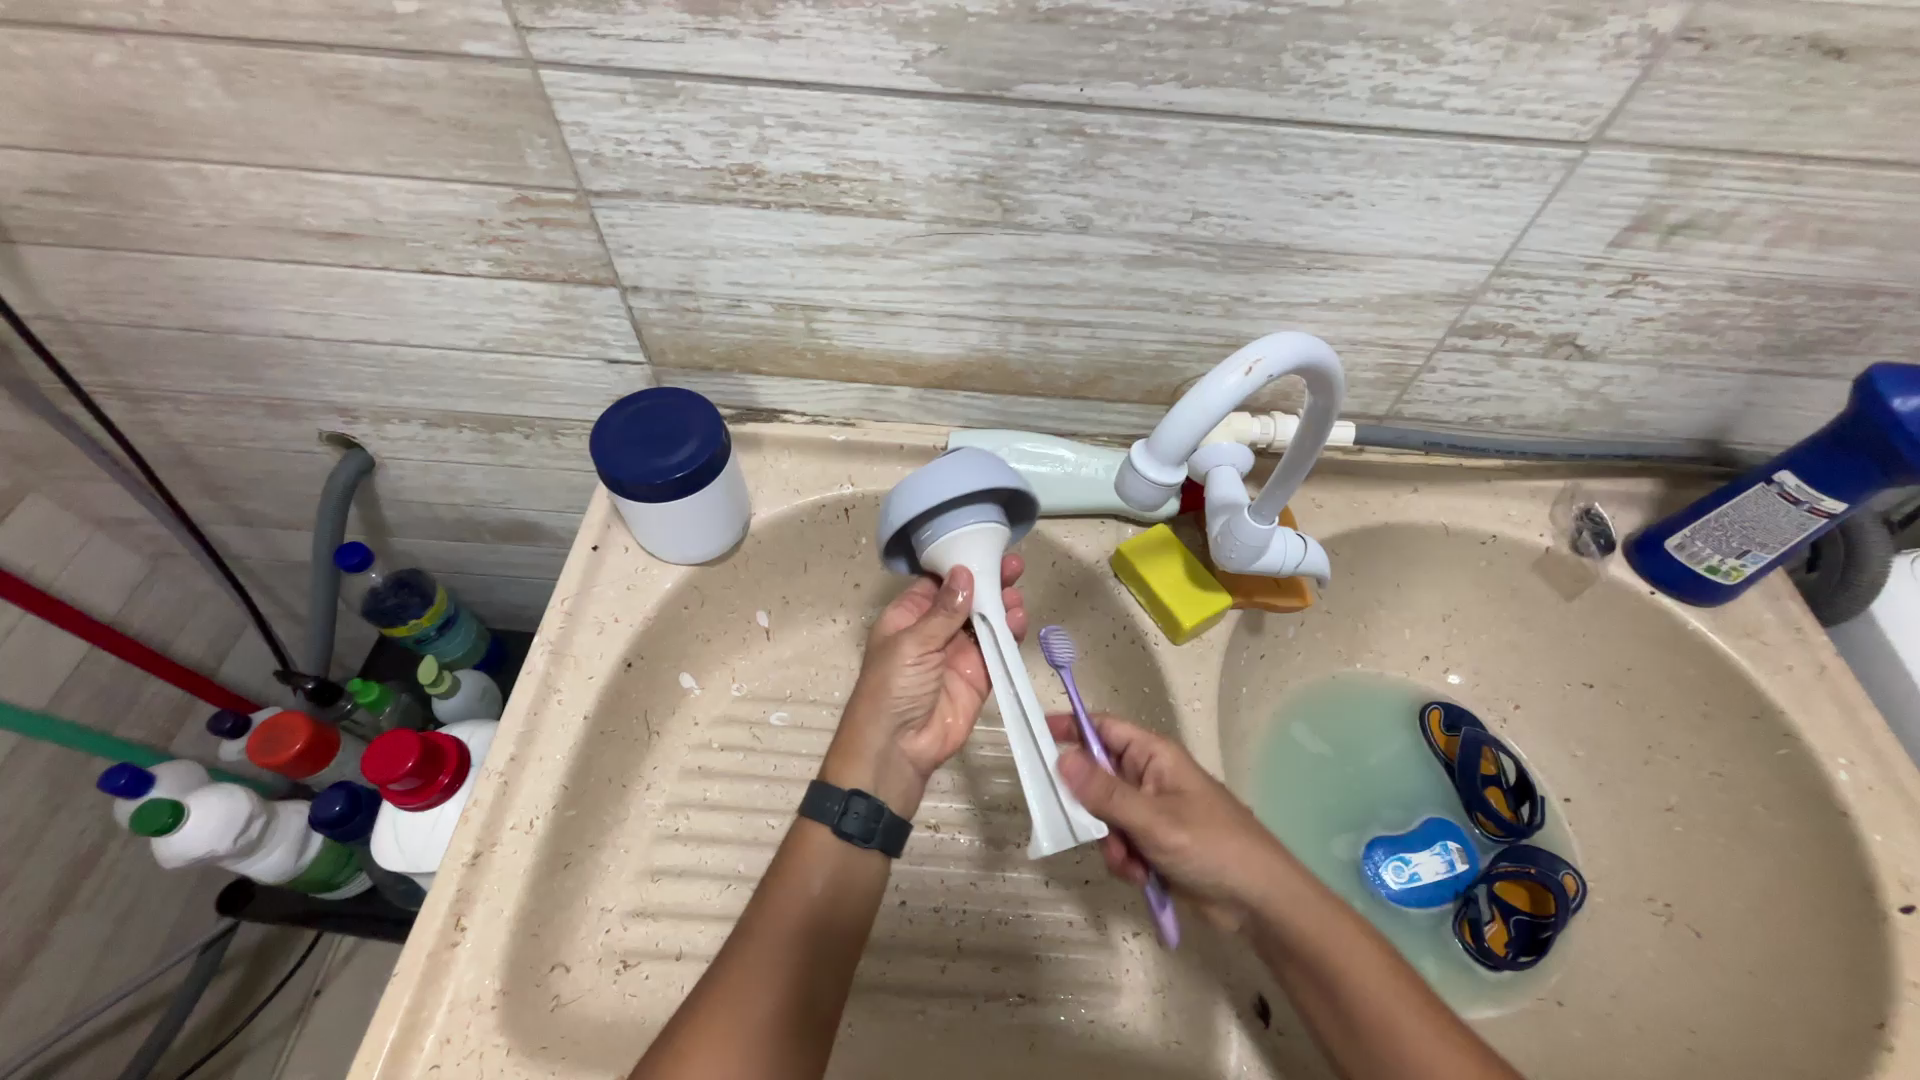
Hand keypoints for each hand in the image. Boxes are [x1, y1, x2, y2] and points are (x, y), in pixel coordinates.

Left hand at [823, 555, 1026, 817]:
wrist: (897, 748)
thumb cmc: (891, 688)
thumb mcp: (912, 643)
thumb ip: (943, 611)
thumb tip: (964, 573)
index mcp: (907, 618)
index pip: (936, 583)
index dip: (960, 566)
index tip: (984, 548)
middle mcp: (933, 633)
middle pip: (965, 600)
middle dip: (988, 583)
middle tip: (1013, 566)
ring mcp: (957, 655)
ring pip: (984, 623)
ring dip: (1001, 607)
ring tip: (1016, 595)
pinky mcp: (977, 677)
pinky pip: (996, 650)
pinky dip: (1008, 635)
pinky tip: (1018, 620)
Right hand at [1049, 712, 1287, 929]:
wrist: (1258, 901)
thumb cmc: (1212, 845)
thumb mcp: (1154, 819)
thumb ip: (1105, 793)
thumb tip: (1062, 759)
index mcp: (1153, 756)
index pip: (1103, 729)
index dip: (1070, 728)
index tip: (1037, 737)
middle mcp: (1148, 778)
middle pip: (1096, 776)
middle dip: (1090, 807)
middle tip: (1088, 826)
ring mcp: (1150, 812)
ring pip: (1103, 815)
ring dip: (1109, 841)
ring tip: (1130, 861)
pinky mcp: (1152, 843)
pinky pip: (1118, 842)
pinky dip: (1124, 859)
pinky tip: (1142, 876)